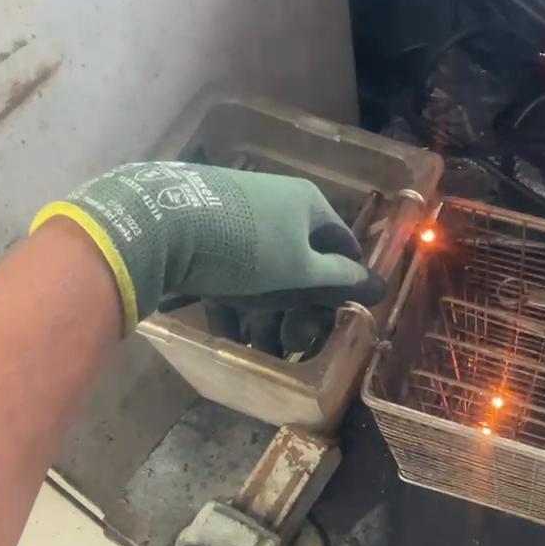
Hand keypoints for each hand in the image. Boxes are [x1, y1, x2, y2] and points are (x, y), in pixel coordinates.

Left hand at [32, 163, 384, 323]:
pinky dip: (235, 299)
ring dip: (266, 311)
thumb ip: (342, 280)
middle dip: (299, 307)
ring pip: (264, 269)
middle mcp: (277, 199)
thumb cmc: (249, 252)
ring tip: (258, 345)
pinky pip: (231, 267)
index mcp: (308, 204)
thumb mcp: (304, 273)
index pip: (344, 246)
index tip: (339, 316)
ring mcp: (238, 210)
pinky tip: (228, 329)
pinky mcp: (204, 224)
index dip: (346, 282)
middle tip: (294, 342)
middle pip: (301, 261)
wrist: (163, 225)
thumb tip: (381, 286)